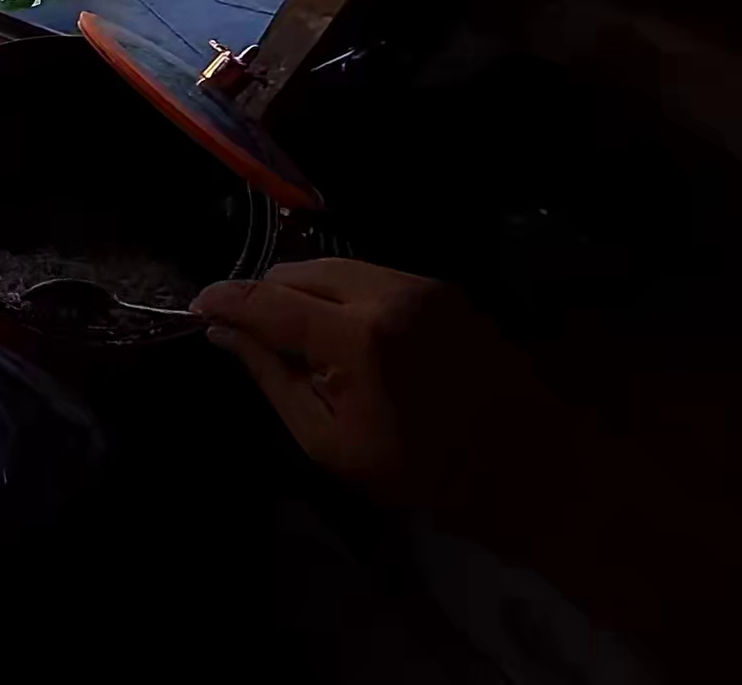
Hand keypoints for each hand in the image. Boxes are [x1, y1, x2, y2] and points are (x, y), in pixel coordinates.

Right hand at [193, 258, 542, 508]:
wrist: (546, 475)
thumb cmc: (425, 471)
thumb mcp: (324, 438)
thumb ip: (267, 374)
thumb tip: (220, 332)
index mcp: (355, 337)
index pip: (263, 300)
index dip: (220, 299)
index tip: (194, 308)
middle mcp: (384, 293)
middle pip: (289, 272)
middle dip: (260, 298)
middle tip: (250, 333)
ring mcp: (416, 284)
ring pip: (321, 266)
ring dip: (294, 293)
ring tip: (295, 332)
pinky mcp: (435, 286)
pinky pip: (357, 274)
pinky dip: (330, 293)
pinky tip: (338, 328)